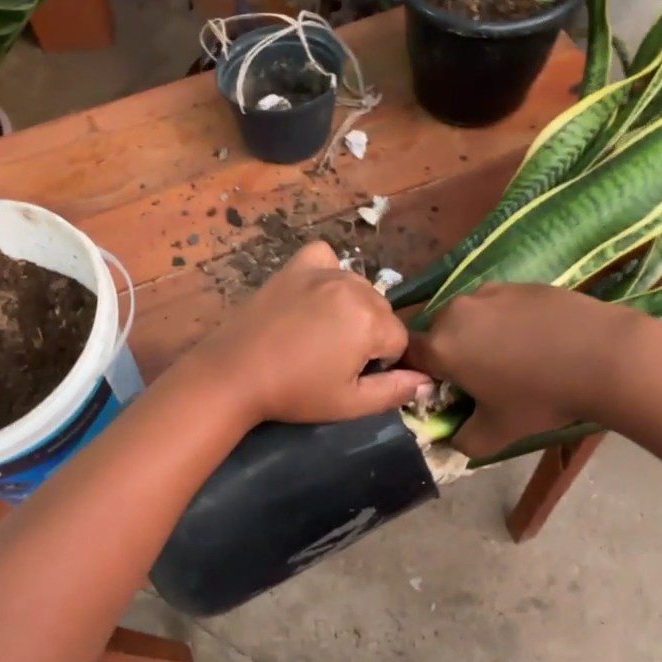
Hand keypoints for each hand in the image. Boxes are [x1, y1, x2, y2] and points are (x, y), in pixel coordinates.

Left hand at [180, 242, 431, 426]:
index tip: (351, 375)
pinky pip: (326, 258)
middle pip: (381, 311)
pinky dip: (327, 272)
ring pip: (358, 287)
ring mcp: (322, 272)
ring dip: (350, 307)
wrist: (234, 373)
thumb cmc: (295, 392)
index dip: (380, 362)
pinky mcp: (295, 266)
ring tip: (319, 333)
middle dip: (368, 334)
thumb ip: (395, 391)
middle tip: (332, 358)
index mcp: (371, 321)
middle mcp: (353, 287)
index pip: (399, 340)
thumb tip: (427, 379)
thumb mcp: (350, 403)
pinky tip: (315, 295)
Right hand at [406, 283, 645, 456]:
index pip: (409, 355)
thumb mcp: (498, 433)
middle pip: (438, 332)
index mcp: (441, 347)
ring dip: (478, 335)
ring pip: (469, 317)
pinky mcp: (520, 283)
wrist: (605, 355)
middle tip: (481, 378)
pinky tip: (538, 340)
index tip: (443, 389)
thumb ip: (463, 440)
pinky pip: (499, 305)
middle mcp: (456, 312)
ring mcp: (489, 292)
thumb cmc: (541, 396)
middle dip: (451, 353)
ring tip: (514, 358)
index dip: (421, 373)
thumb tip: (452, 439)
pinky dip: (507, 321)